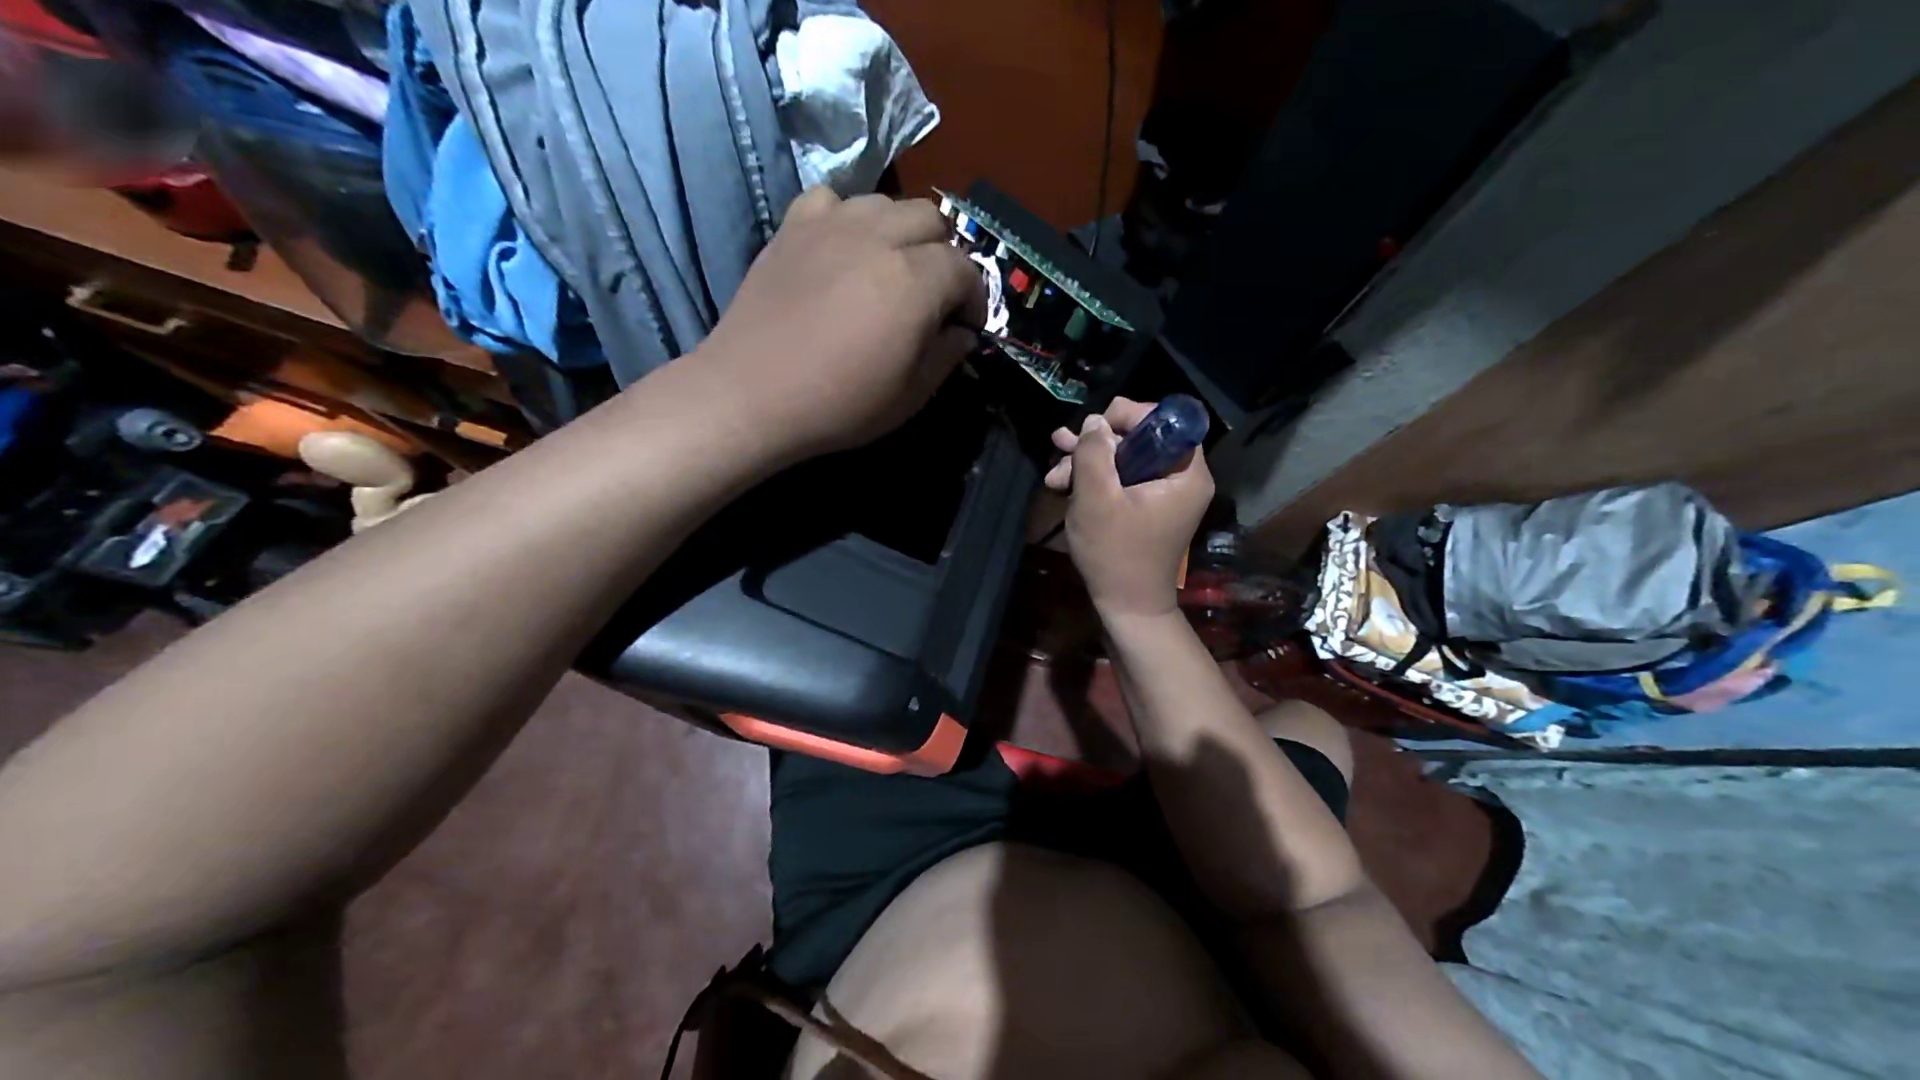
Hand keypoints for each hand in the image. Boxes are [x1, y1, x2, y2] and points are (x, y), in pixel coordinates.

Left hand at [695, 187, 985, 459]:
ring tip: (889, 267)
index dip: (973, 298)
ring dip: (900, 231)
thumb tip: (962, 333)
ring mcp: (832, 225)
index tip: (964, 326)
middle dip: (942, 255)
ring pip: (886, 202)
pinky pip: (831, 198)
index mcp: (915, 281)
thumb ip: (946, 356)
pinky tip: (842, 248)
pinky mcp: (793, 227)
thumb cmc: (839, 404)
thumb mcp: (910, 396)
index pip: (964, 269)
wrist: (752, 395)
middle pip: (931, 220)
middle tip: (930, 295)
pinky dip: (847, 217)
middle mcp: (879, 237)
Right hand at [1047, 398, 1213, 617]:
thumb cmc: (1115, 553)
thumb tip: (1094, 423)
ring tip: (1054, 474)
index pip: (1167, 421)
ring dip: (1088, 462)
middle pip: (1140, 438)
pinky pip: (1123, 479)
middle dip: (1097, 444)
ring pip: (1125, 458)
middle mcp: (1181, 478)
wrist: (1126, 605)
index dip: (1129, 415)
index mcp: (1185, 473)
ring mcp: (1163, 494)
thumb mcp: (1097, 499)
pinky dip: (1095, 480)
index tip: (1096, 428)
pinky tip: (1062, 483)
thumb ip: (1094, 454)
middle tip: (1063, 450)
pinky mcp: (1146, 506)